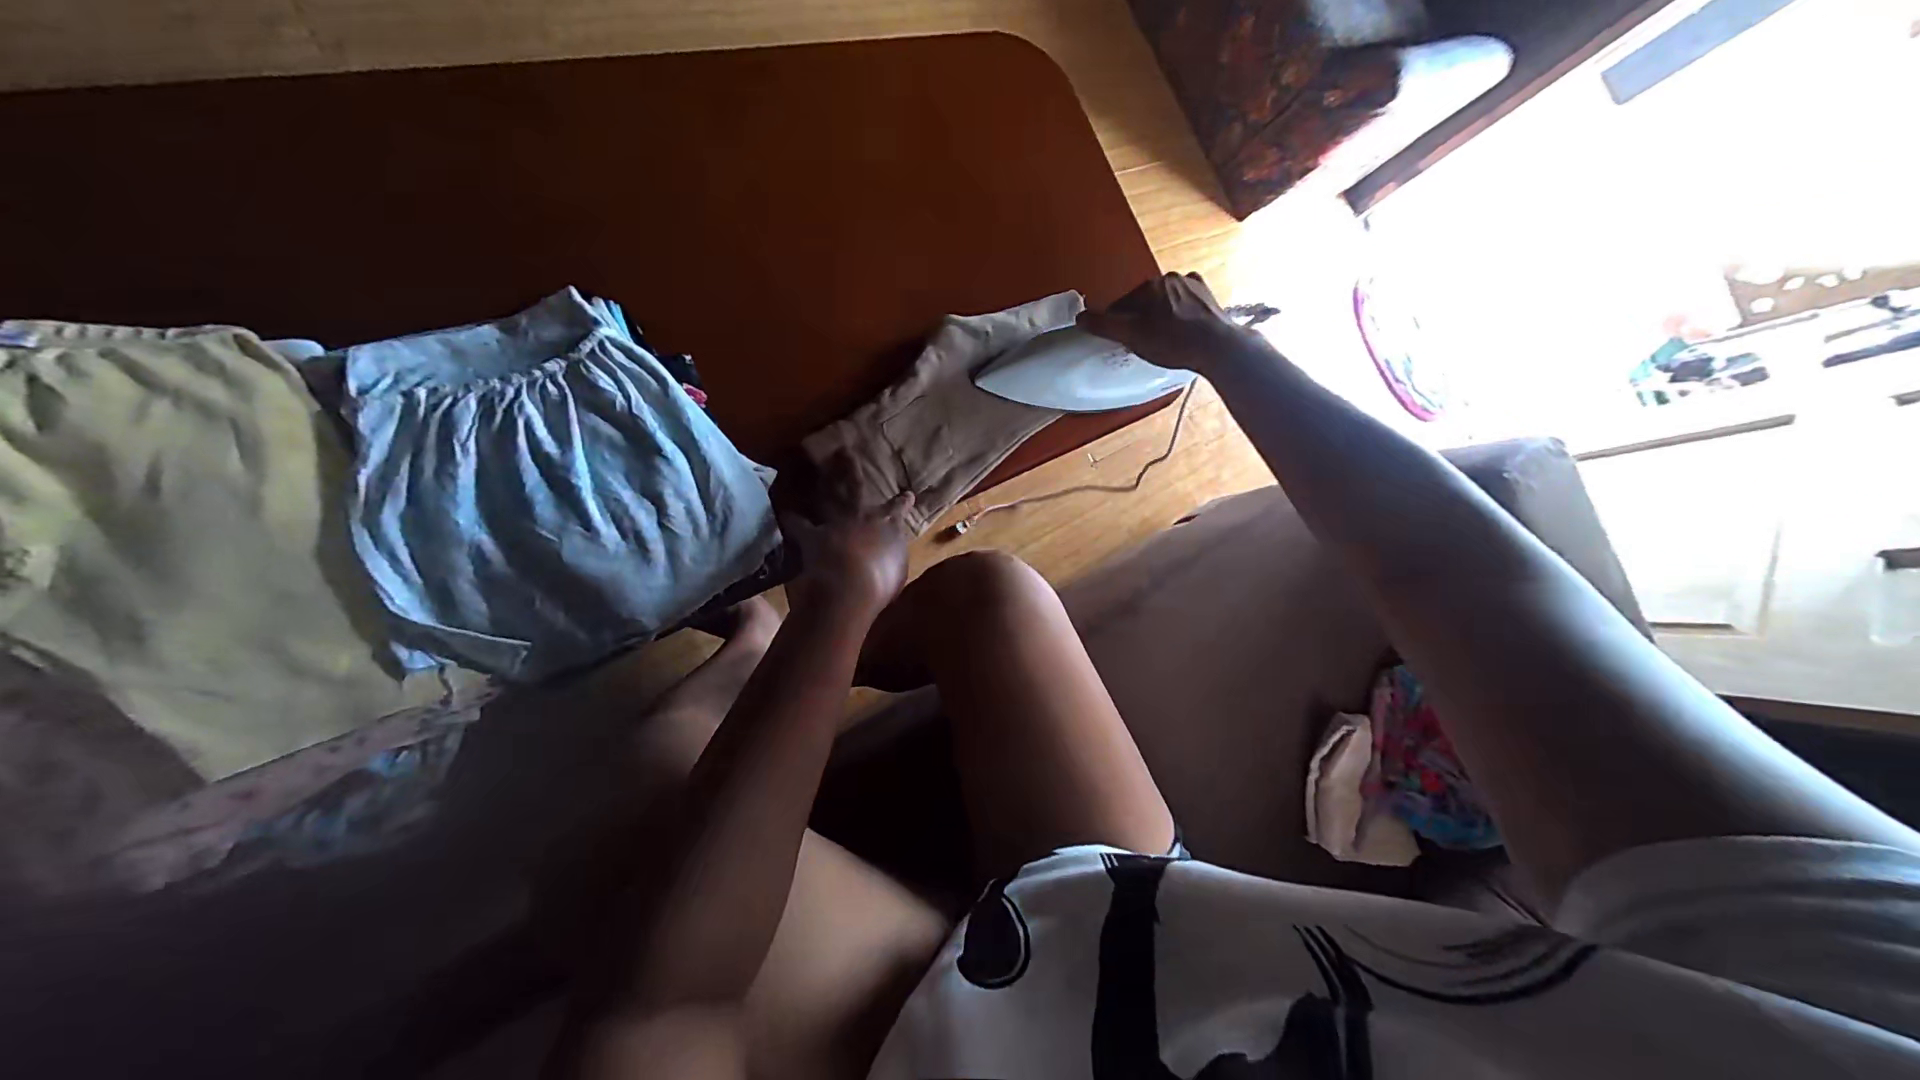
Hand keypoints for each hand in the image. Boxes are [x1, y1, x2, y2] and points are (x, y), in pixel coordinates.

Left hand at [782, 458, 915, 619]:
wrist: (853, 587)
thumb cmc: (883, 583)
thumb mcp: (898, 571)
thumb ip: (894, 558)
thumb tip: (891, 554)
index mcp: (888, 527)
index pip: (897, 511)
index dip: (902, 503)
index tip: (906, 494)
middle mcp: (862, 517)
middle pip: (856, 488)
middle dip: (851, 469)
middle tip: (845, 451)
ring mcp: (836, 524)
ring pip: (829, 496)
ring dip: (824, 481)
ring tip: (820, 465)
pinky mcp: (813, 537)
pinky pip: (800, 525)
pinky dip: (793, 519)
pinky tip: (786, 511)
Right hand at [1076, 272, 1253, 375]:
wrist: (1218, 347)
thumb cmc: (1174, 341)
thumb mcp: (1132, 336)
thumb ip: (1104, 326)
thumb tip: (1080, 317)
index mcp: (1149, 285)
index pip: (1121, 304)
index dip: (1117, 324)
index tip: (1120, 340)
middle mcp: (1171, 279)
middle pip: (1144, 302)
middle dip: (1140, 320)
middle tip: (1143, 344)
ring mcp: (1192, 286)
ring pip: (1165, 302)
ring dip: (1161, 317)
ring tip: (1164, 341)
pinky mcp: (1208, 297)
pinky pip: (1186, 304)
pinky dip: (1181, 315)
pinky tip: (1182, 331)